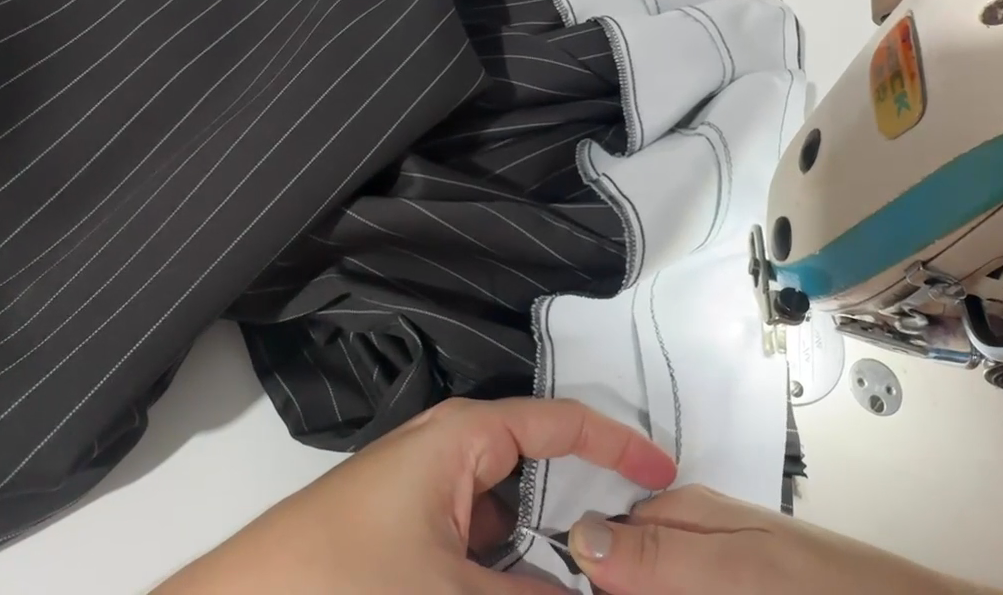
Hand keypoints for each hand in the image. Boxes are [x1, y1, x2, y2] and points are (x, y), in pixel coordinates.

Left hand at [155, 397, 676, 592]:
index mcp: (463, 438)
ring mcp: (428, 497)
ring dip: (543, 554)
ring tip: (587, 570)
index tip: (663, 470)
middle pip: (538, 472)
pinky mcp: (410, 535)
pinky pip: (477, 545)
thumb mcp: (450, 592)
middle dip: (581, 510)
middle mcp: (449, 454)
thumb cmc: (340, 578)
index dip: (616, 444)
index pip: (559, 423)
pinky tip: (532, 588)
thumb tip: (587, 591)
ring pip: (509, 520)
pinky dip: (506, 570)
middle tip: (630, 544)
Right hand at [566, 485, 1002, 594]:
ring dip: (646, 590)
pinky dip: (675, 593)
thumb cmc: (823, 585)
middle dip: (618, 586)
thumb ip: (660, 552)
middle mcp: (691, 532)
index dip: (586, 575)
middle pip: (626, 567)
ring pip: (654, 582)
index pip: (603, 536)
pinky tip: (684, 594)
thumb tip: (579, 534)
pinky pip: (682, 589)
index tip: (569, 592)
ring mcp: (711, 567)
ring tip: (672, 594)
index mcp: (683, 509)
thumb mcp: (736, 568)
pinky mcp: (727, 586)